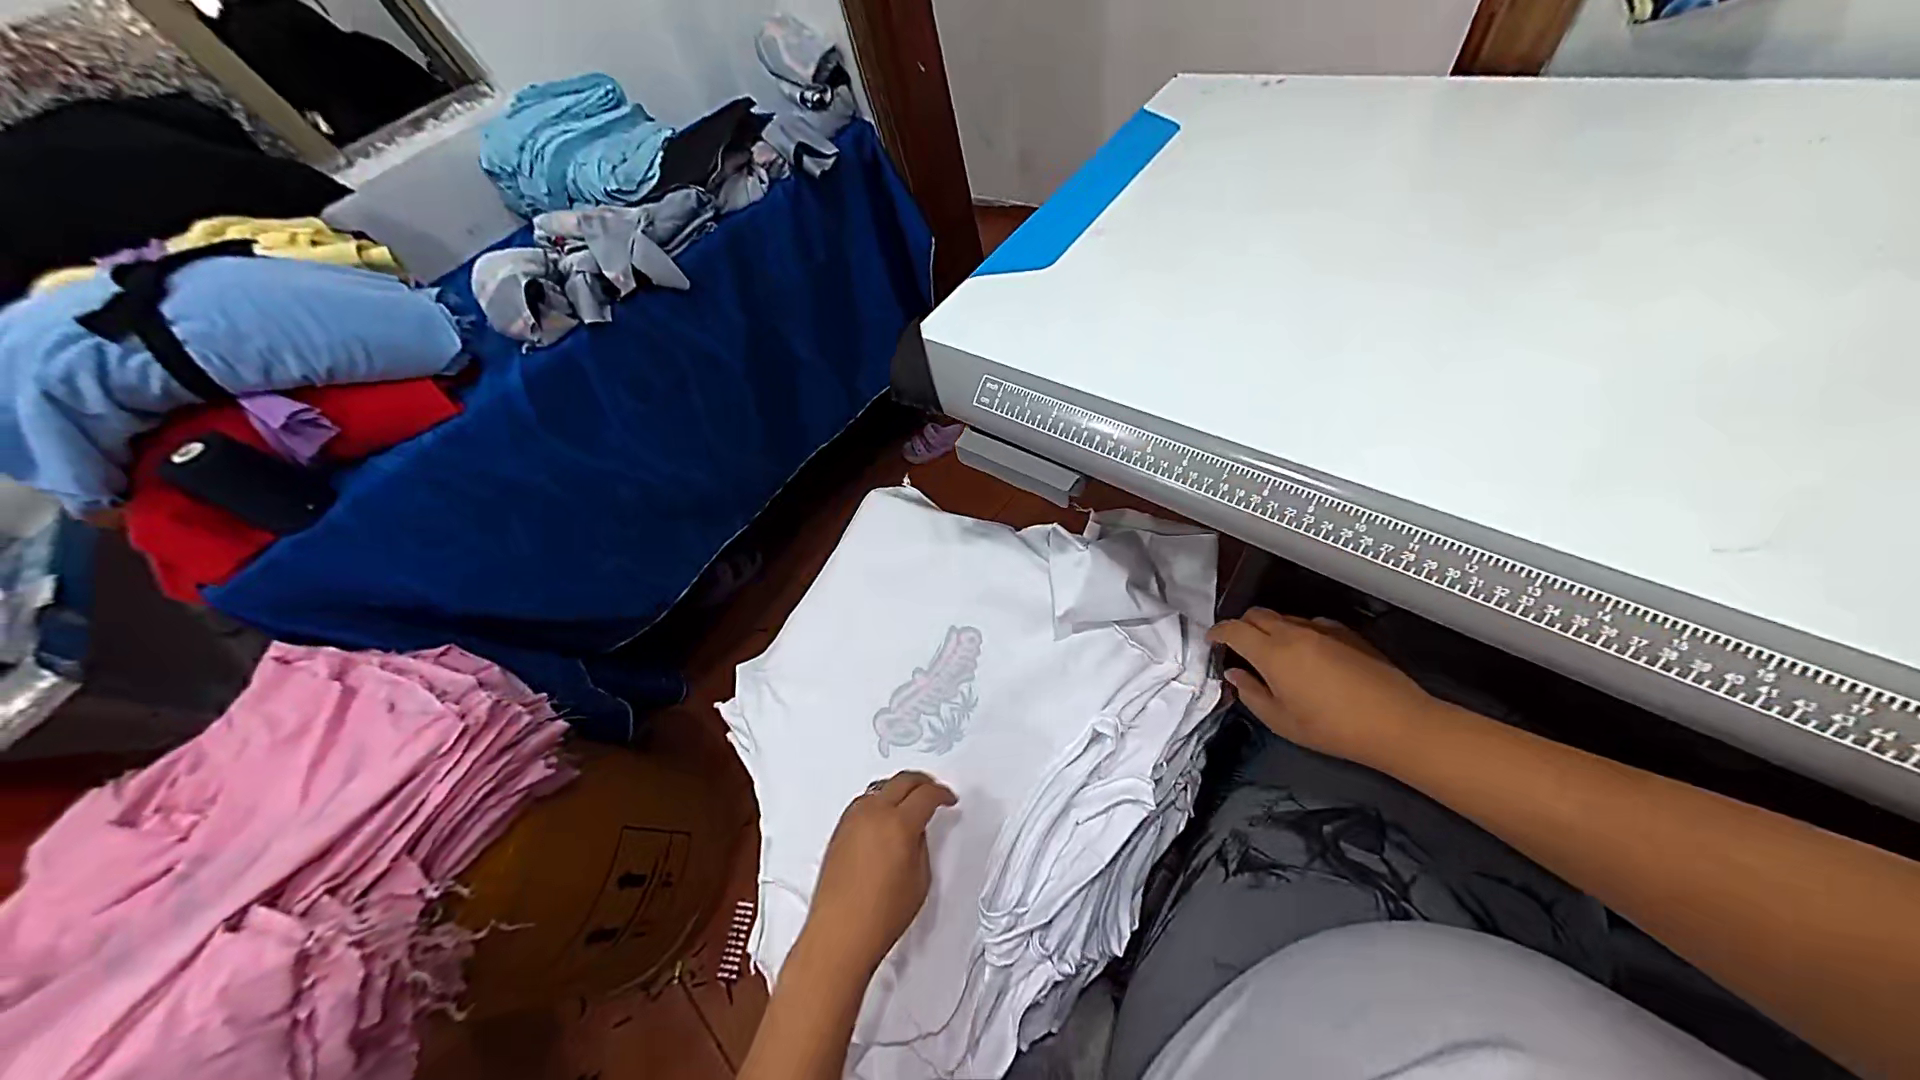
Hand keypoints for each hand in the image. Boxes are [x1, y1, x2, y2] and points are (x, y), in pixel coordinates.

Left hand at [802, 770, 957, 973]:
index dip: (942, 794)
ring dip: (898, 789)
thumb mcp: (920, 879)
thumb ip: (921, 844)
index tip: (947, 798)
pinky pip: (864, 802)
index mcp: (899, 823)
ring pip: (881, 787)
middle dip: (922, 782)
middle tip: (933, 789)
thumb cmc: (877, 916)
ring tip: (910, 799)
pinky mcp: (840, 829)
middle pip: (903, 781)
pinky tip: (885, 812)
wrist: (840, 934)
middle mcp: (873, 814)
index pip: (926, 794)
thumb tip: (917, 830)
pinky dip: (879, 800)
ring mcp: (853, 820)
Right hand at [1207, 608, 1440, 764]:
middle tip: (1237, 646)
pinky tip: (1306, 652)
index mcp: (1272, 653)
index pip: (1234, 629)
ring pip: (1284, 617)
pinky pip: (1311, 623)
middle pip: (1257, 615)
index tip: (1212, 641)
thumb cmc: (1332, 728)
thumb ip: (1251, 693)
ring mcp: (1323, 630)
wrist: (1398, 724)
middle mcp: (1294, 633)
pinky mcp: (1347, 634)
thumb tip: (1235, 674)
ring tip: (1271, 651)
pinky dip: (1298, 631)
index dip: (1217, 632)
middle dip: (1241, 625)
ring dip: (1269, 628)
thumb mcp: (1280, 721)